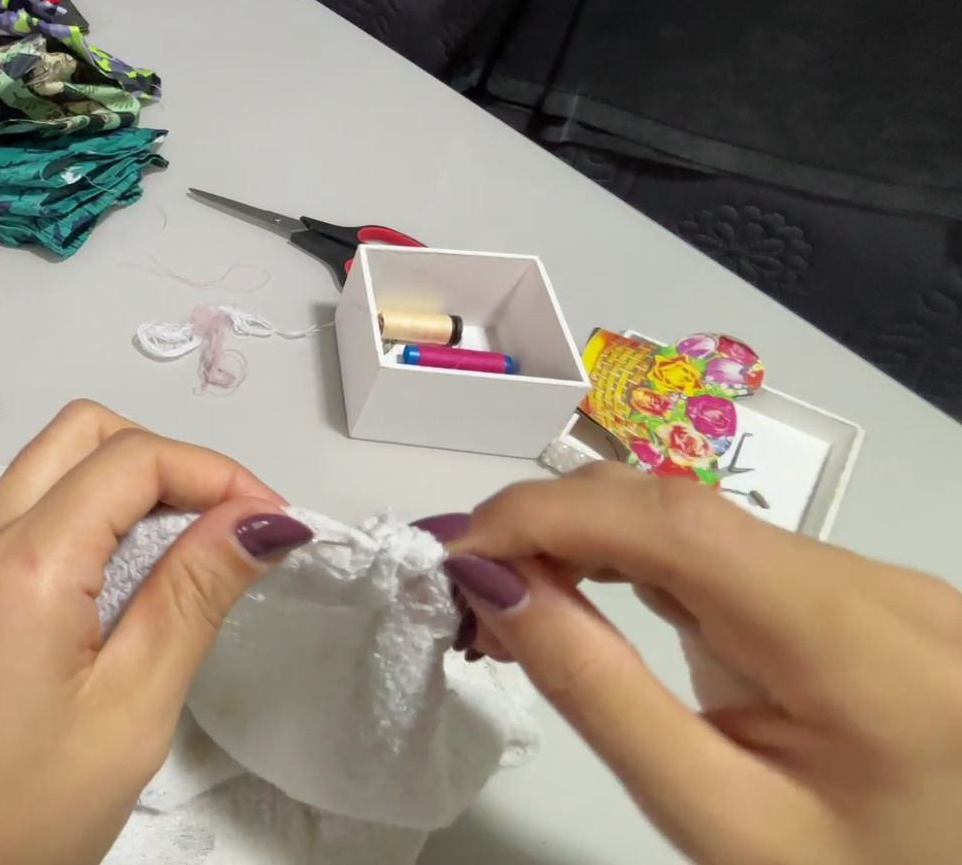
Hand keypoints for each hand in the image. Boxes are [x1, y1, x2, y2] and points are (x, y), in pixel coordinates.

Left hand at [0, 400, 311, 864]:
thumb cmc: (21, 811)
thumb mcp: (131, 709)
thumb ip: (193, 596)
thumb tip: (260, 523)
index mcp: (26, 556)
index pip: (132, 458)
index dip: (215, 472)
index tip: (274, 523)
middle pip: (84, 431)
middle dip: (166, 459)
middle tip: (223, 526)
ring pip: (52, 459)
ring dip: (125, 479)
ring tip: (182, 549)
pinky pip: (28, 502)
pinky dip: (86, 508)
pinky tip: (119, 571)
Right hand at [426, 462, 961, 864]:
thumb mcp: (718, 819)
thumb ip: (596, 690)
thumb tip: (485, 580)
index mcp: (867, 650)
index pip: (670, 522)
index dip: (539, 514)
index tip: (449, 555)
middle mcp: (876, 585)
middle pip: (667, 506)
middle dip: (540, 526)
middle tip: (464, 592)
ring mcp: (867, 581)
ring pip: (675, 515)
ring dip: (568, 538)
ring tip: (508, 601)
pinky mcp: (843, 590)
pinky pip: (700, 543)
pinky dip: (612, 555)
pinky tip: (574, 595)